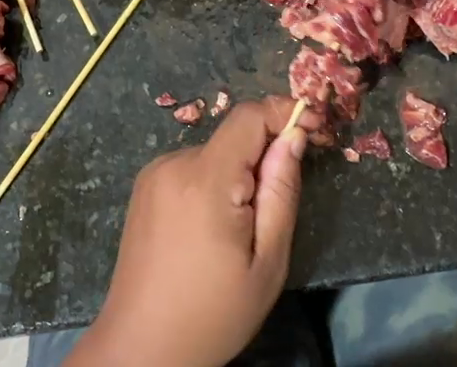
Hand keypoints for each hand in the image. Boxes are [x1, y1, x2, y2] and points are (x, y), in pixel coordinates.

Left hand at [69, 98, 306, 366]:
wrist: (142, 347)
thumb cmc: (213, 312)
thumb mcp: (267, 261)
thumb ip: (282, 192)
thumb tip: (294, 135)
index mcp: (205, 179)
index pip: (249, 117)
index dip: (285, 113)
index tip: (314, 130)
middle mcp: (174, 163)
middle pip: (233, 137)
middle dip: (263, 158)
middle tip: (276, 209)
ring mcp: (154, 173)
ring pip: (214, 153)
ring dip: (237, 174)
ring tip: (239, 232)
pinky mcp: (145, 187)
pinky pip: (193, 168)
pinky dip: (213, 183)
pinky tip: (211, 230)